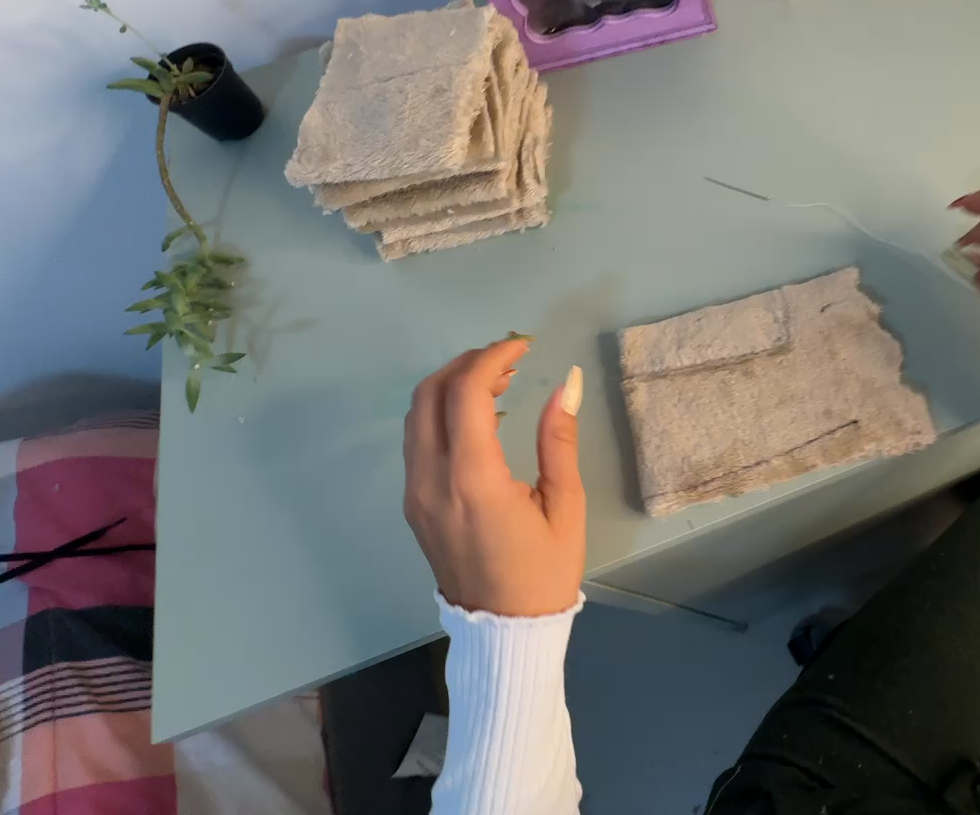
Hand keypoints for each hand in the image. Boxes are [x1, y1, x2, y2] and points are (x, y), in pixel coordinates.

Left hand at [402, 339, 586, 616]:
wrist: (504, 632)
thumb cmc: (544, 571)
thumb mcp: (565, 505)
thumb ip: (559, 440)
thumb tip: (566, 383)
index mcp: (473, 480)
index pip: (467, 394)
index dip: (493, 358)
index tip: (524, 346)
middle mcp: (431, 481)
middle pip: (429, 394)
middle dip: (466, 364)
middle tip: (509, 359)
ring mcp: (415, 494)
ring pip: (416, 415)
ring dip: (451, 386)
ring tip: (498, 383)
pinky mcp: (413, 504)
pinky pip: (418, 441)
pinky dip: (443, 413)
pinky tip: (480, 417)